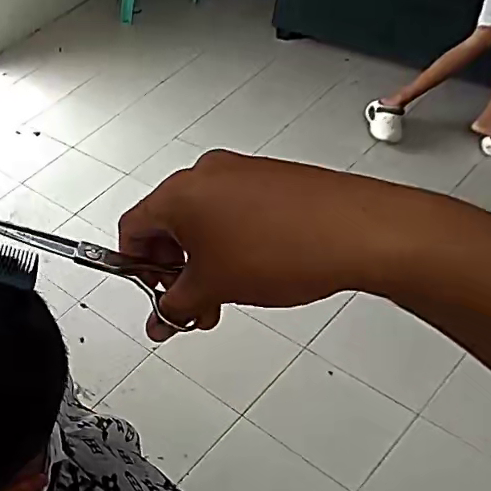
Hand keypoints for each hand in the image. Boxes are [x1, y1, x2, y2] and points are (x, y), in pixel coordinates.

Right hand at [117, 149, 427, 340]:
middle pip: (165, 225)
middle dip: (172, 271)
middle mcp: (206, 174)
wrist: (358, 232)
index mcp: (180, 192)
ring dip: (201, 263)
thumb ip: (176, 307)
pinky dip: (227, 245)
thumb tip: (164, 316)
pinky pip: (231, 214)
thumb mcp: (214, 287)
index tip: (149, 292)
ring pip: (200, 222)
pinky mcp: (268, 181)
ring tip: (220, 295)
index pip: (132, 229)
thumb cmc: (291, 245)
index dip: (133, 268)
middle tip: (185, 302)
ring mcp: (240, 174)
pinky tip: (246, 274)